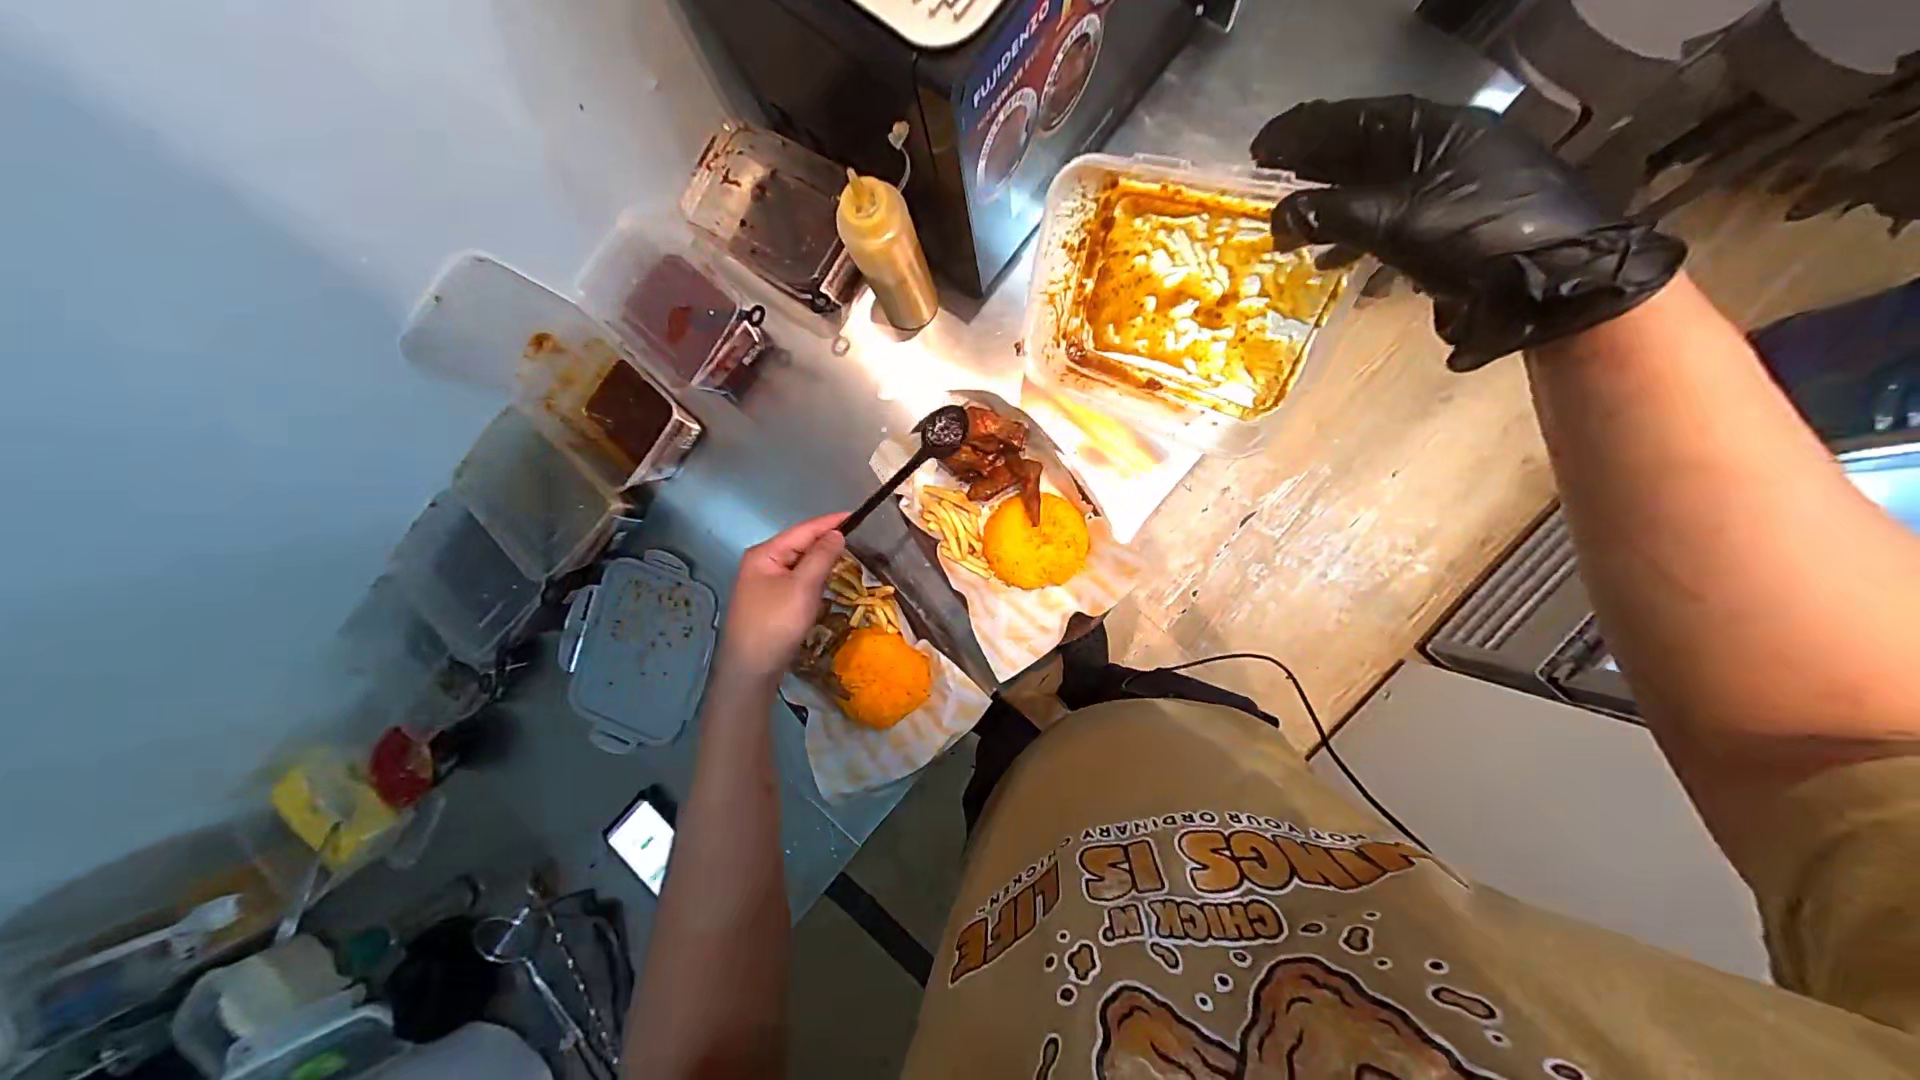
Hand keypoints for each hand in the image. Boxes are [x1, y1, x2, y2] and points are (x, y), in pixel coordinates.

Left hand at [716, 513, 847, 683]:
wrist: (751, 669)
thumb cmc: (776, 624)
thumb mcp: (802, 587)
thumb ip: (821, 557)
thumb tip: (836, 533)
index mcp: (765, 554)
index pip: (802, 530)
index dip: (830, 522)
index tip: (856, 515)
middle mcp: (761, 564)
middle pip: (799, 545)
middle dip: (826, 539)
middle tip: (859, 535)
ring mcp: (763, 584)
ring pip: (798, 564)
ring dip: (822, 559)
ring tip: (849, 553)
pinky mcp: (770, 602)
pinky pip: (796, 580)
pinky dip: (814, 576)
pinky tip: (829, 579)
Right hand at [1251, 95, 1684, 370]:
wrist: (1552, 278)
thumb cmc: (1475, 233)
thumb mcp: (1396, 220)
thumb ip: (1332, 215)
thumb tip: (1279, 215)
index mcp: (1429, 130)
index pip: (1352, 119)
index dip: (1303, 132)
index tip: (1261, 147)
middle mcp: (1438, 150)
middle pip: (1360, 150)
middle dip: (1312, 164)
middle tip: (1269, 174)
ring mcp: (1446, 188)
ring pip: (1371, 187)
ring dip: (1329, 203)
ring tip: (1291, 219)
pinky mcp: (1448, 225)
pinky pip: (1387, 220)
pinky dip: (1354, 236)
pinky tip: (1330, 258)